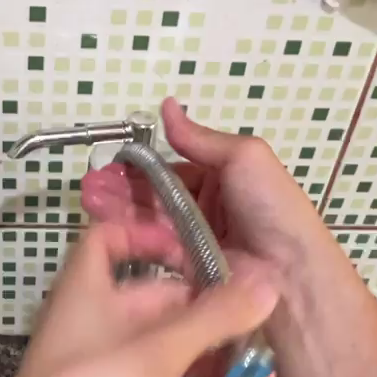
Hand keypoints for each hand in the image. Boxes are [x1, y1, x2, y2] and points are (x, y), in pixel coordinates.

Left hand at [0, 224, 277, 376]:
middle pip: (155, 300)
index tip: (194, 248)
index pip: (108, 239)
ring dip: (210, 359)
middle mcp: (93, 320)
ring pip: (164, 349)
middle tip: (258, 321)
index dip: (148, 234)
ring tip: (262, 372)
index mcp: (87, 289)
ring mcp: (102, 365)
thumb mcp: (158, 350)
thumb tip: (269, 284)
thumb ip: (215, 318)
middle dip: (207, 313)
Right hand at [80, 97, 341, 280]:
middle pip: (154, 195)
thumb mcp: (243, 157)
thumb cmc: (270, 206)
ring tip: (89, 201)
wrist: (288, 270)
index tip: (110, 165)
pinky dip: (130, 237)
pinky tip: (105, 227)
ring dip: (117, 209)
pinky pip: (154, 249)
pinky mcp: (186, 268)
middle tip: (89, 187)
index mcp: (220, 178)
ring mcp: (193, 240)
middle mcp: (204, 208)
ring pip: (148, 220)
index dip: (140, 167)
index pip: (170, 170)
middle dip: (120, 189)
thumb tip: (167, 105)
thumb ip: (199, 138)